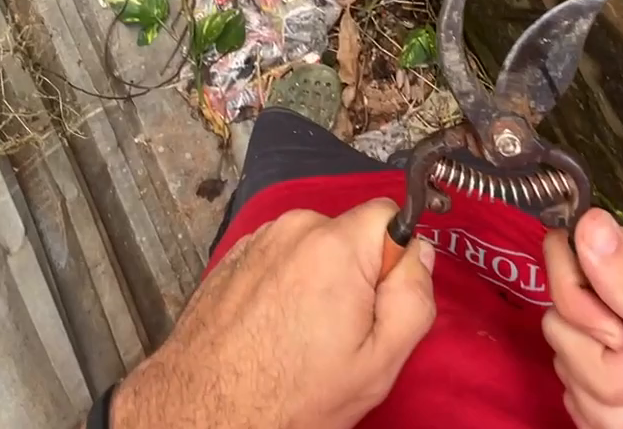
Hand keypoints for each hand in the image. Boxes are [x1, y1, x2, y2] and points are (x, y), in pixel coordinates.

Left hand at [112, 199, 437, 428]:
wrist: (204, 408)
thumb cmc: (293, 393)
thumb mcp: (378, 362)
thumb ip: (413, 298)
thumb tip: (418, 252)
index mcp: (336, 244)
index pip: (388, 213)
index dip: (395, 255)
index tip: (383, 297)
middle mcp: (296, 225)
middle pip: (350, 233)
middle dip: (356, 272)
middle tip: (342, 329)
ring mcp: (260, 236)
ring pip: (314, 245)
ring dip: (318, 277)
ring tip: (302, 333)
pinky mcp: (235, 252)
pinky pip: (280, 254)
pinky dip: (285, 281)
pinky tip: (273, 325)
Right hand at [540, 209, 622, 428]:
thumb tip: (588, 219)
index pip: (563, 253)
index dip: (581, 301)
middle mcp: (619, 294)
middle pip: (558, 315)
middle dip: (602, 363)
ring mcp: (609, 342)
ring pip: (564, 362)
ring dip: (612, 402)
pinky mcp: (603, 385)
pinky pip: (573, 397)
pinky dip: (610, 421)